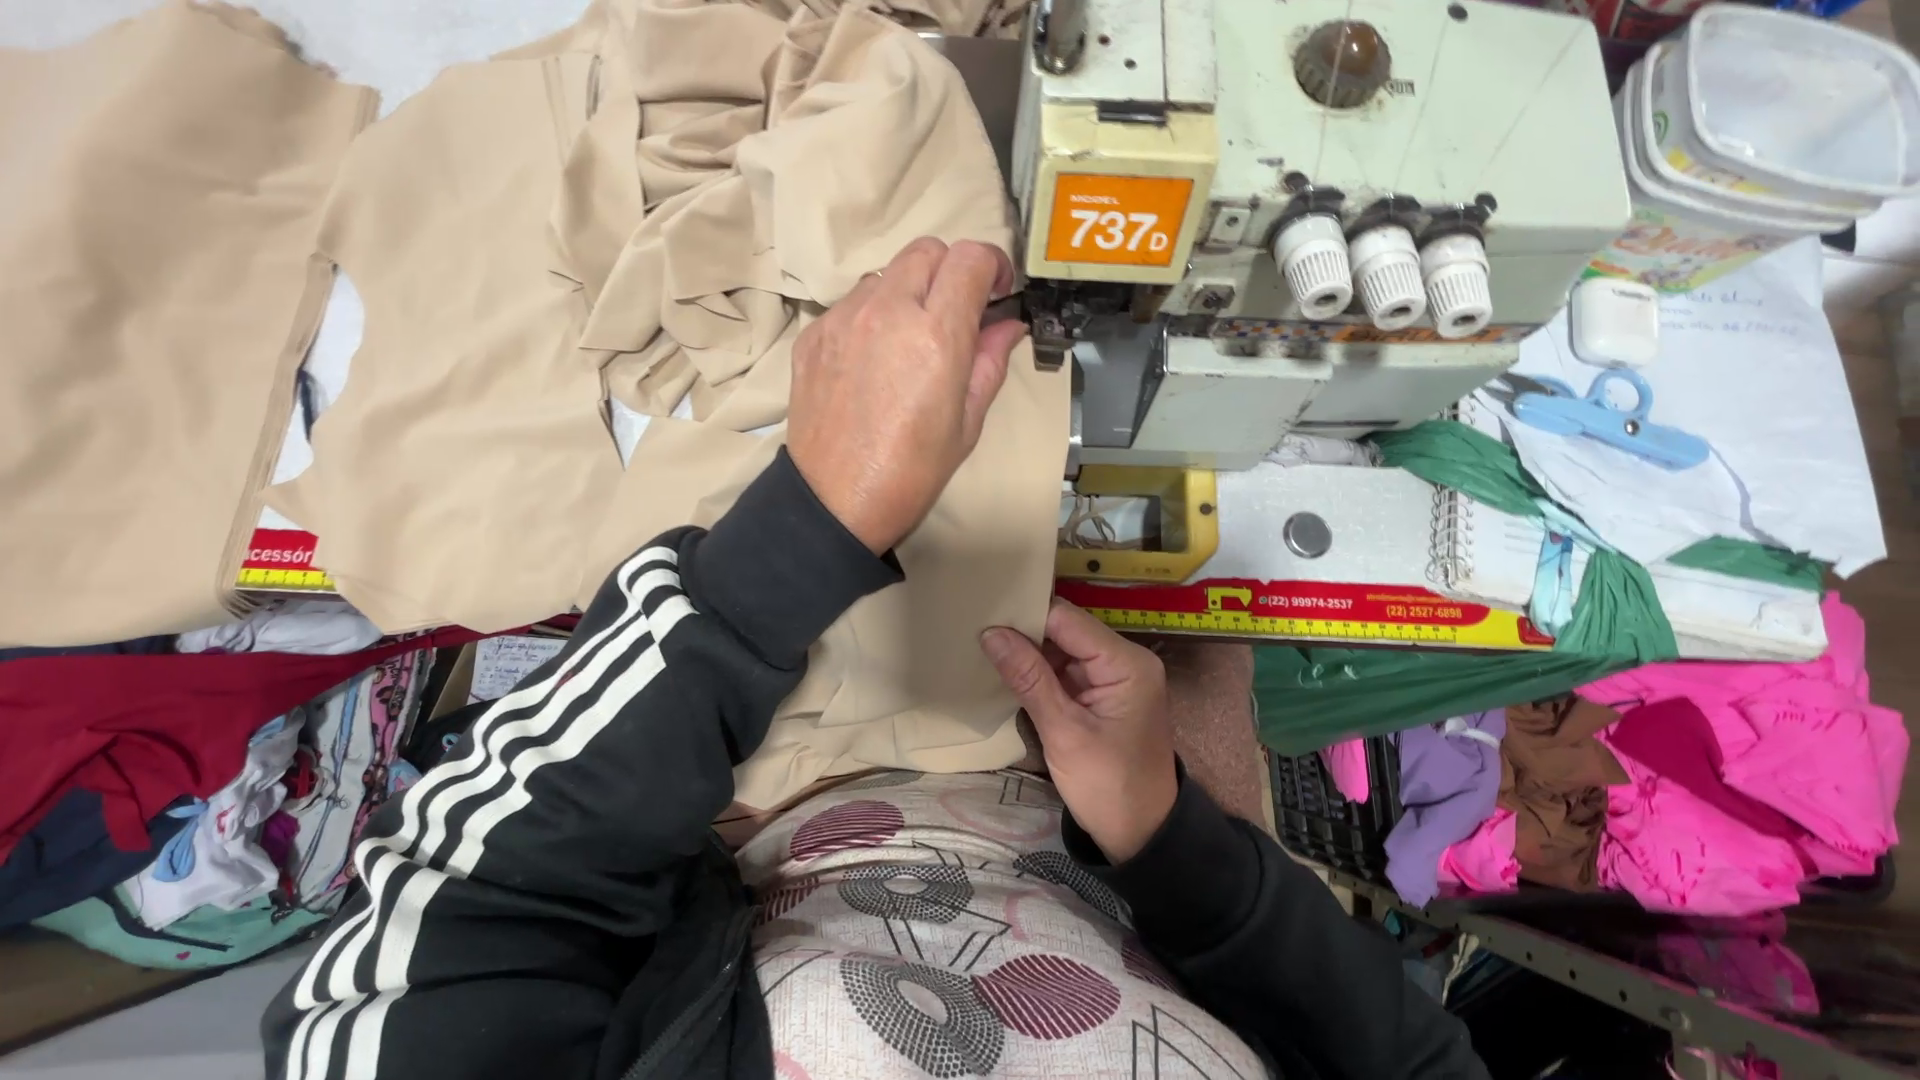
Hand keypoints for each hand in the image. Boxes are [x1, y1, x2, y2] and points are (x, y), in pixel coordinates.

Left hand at [787, 237, 1027, 553]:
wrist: (835, 502)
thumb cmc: (912, 471)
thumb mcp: (967, 423)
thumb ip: (990, 362)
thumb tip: (1007, 325)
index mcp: (935, 334)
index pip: (971, 259)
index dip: (992, 266)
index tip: (996, 291)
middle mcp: (887, 311)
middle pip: (927, 251)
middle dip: (951, 271)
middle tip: (958, 312)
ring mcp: (844, 319)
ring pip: (885, 274)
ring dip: (908, 292)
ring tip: (910, 339)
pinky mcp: (814, 335)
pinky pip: (851, 303)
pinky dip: (872, 316)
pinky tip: (873, 360)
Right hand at [980, 599, 1176, 863]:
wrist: (1142, 835)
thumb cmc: (1107, 786)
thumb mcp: (1064, 732)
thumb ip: (1028, 678)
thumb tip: (991, 633)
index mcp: (1126, 663)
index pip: (1067, 619)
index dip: (1026, 614)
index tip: (982, 611)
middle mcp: (1124, 660)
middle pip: (1065, 630)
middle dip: (1023, 630)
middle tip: (974, 624)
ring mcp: (1112, 677)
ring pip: (1061, 649)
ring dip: (1027, 650)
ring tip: (980, 641)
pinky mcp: (1100, 695)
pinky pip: (1064, 670)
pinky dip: (1037, 671)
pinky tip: (1004, 667)